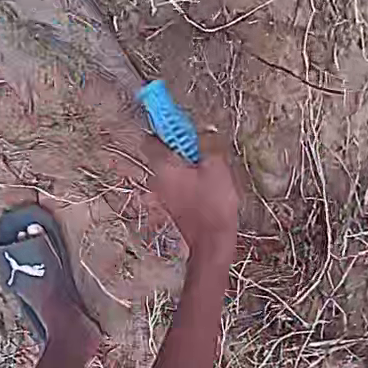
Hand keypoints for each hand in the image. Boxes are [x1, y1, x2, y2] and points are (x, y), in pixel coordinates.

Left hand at [149, 136, 239, 260]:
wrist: (212, 243)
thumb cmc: (212, 205)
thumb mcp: (216, 167)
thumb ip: (208, 144)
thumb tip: (204, 130)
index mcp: (163, 167)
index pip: (150, 139)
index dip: (164, 128)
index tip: (181, 124)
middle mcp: (158, 180)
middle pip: (164, 153)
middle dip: (182, 146)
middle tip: (203, 147)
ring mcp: (164, 195)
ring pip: (173, 168)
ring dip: (189, 163)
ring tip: (210, 166)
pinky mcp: (175, 205)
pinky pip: (180, 182)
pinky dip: (191, 178)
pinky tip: (210, 183)